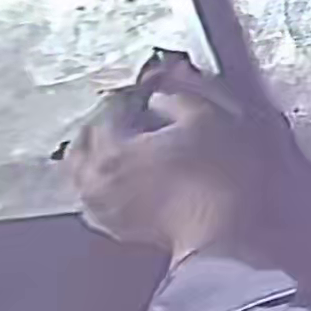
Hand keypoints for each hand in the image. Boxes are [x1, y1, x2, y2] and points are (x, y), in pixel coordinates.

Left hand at [69, 56, 291, 264]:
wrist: (226, 226)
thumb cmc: (221, 171)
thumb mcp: (210, 117)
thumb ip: (179, 95)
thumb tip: (160, 89)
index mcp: (111, 151)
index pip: (110, 107)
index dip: (135, 91)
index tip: (155, 84)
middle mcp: (93, 180)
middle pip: (85, 137)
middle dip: (110, 118)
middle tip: (139, 107)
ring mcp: (100, 205)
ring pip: (84, 165)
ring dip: (105, 145)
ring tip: (138, 136)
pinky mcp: (114, 223)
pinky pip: (97, 187)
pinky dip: (110, 171)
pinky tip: (139, 165)